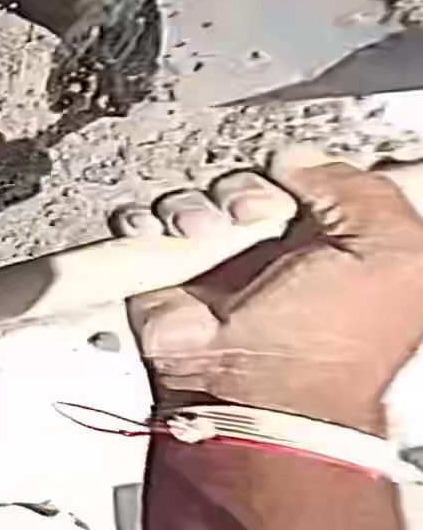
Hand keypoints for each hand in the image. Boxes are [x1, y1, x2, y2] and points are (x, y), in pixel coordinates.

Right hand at [113, 149, 422, 435]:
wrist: (240, 371)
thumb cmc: (328, 332)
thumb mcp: (392, 257)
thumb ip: (363, 195)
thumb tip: (301, 158)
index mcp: (343, 234)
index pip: (324, 175)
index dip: (310, 166)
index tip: (300, 172)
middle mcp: (275, 237)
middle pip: (248, 177)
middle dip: (243, 188)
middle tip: (250, 214)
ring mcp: (213, 248)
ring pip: (189, 193)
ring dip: (190, 207)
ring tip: (199, 234)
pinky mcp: (159, 257)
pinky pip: (138, 217)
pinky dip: (142, 221)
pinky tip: (160, 235)